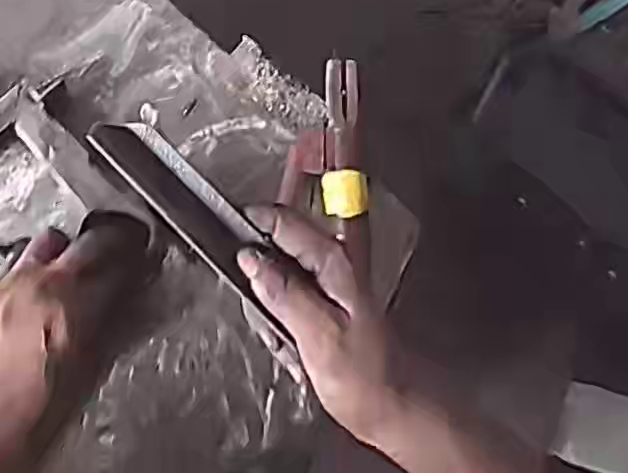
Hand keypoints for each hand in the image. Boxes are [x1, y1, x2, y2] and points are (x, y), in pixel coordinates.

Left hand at [0, 214, 148, 472]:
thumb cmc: (11, 431)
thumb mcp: (74, 390)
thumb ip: (101, 342)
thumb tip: (123, 316)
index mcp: (69, 312)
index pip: (118, 268)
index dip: (140, 260)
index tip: (149, 257)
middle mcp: (40, 286)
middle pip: (90, 242)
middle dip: (115, 240)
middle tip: (129, 245)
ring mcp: (10, 282)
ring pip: (54, 240)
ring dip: (74, 246)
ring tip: (86, 260)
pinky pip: (23, 257)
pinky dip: (41, 260)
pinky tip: (44, 281)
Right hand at [241, 205, 543, 472]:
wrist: (396, 408)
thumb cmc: (368, 379)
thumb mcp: (319, 338)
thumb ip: (282, 294)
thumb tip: (250, 258)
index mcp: (335, 259)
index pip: (283, 219)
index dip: (252, 227)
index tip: (230, 246)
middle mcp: (333, 257)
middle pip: (275, 242)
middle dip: (260, 277)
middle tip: (265, 315)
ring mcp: (327, 275)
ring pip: (276, 269)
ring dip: (268, 304)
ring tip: (282, 339)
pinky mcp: (322, 293)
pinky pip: (284, 290)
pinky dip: (278, 316)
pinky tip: (289, 343)